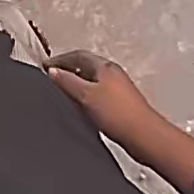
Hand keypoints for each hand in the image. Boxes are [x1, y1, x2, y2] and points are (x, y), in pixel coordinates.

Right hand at [45, 50, 162, 147]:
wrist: (145, 137)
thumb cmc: (120, 114)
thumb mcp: (85, 95)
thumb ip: (67, 81)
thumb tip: (53, 72)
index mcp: (105, 67)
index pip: (77, 55)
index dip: (60, 60)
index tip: (48, 65)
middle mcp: (114, 75)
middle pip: (86, 67)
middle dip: (69, 70)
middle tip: (55, 76)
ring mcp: (120, 90)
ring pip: (93, 81)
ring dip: (78, 84)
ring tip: (66, 92)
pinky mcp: (122, 105)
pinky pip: (99, 95)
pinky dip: (87, 97)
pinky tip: (83, 108)